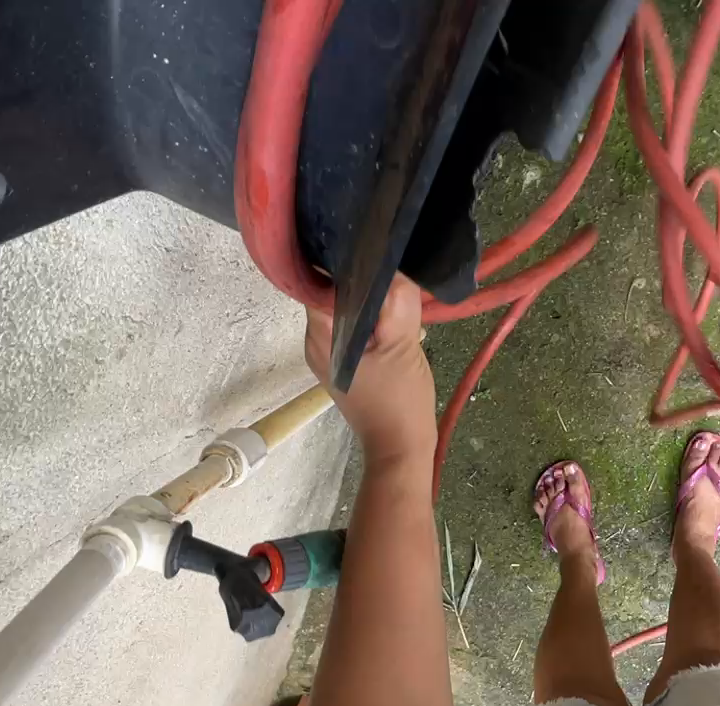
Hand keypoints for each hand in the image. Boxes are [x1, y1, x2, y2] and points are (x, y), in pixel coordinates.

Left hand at [304, 275, 436, 464]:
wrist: (401, 449)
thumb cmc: (400, 402)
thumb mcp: (402, 346)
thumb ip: (395, 304)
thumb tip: (394, 268)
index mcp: (321, 336)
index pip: (317, 279)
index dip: (341, 259)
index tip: (368, 242)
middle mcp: (316, 341)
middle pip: (329, 291)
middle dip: (358, 276)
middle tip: (389, 258)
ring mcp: (329, 354)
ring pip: (344, 309)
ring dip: (368, 297)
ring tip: (395, 282)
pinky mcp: (346, 363)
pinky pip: (354, 327)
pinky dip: (371, 317)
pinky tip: (393, 313)